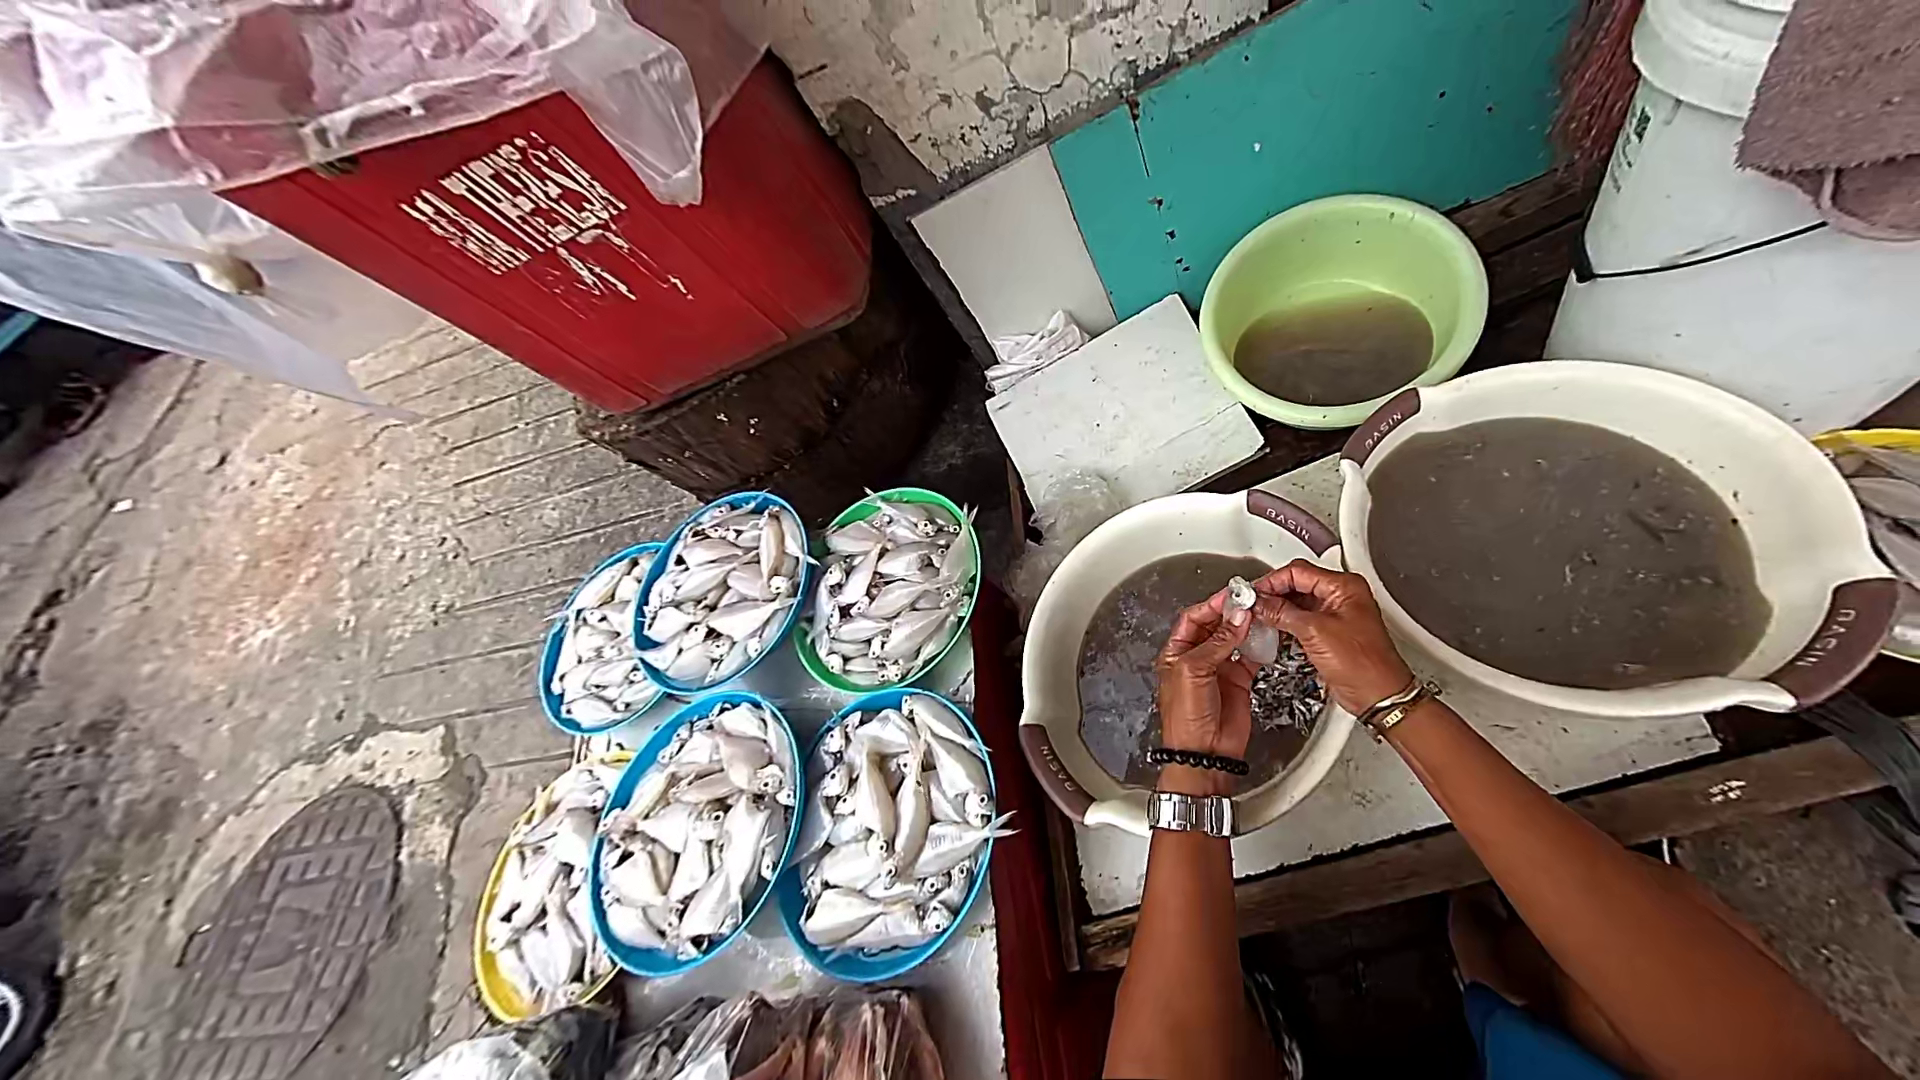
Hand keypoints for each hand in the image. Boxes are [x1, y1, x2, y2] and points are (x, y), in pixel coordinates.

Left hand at [1155, 589, 1256, 759]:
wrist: (1205, 751)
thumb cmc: (1186, 717)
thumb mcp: (1194, 671)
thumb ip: (1217, 644)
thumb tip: (1236, 619)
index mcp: (1176, 652)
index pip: (1193, 619)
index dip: (1212, 605)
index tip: (1232, 595)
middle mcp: (1197, 658)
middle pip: (1215, 625)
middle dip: (1231, 613)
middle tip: (1249, 601)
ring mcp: (1218, 668)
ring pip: (1234, 639)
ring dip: (1246, 627)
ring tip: (1260, 615)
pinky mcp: (1238, 680)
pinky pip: (1250, 657)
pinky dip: (1259, 646)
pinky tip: (1266, 637)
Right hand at [1252, 560, 1414, 713]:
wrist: (1378, 696)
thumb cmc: (1364, 665)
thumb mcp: (1314, 632)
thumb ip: (1282, 613)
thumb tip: (1259, 603)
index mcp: (1344, 587)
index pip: (1297, 572)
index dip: (1271, 581)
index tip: (1253, 594)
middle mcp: (1340, 597)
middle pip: (1296, 584)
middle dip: (1272, 594)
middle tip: (1252, 604)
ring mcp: (1334, 614)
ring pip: (1296, 601)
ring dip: (1276, 609)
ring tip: (1258, 617)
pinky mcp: (1327, 631)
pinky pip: (1299, 618)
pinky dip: (1284, 621)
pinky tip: (1271, 628)